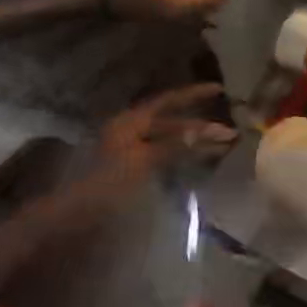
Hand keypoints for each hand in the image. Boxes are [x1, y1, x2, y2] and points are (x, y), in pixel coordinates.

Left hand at [80, 83, 236, 202]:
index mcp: (130, 122)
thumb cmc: (107, 184)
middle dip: (201, 125)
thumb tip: (204, 128)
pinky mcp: (135, 170)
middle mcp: (131, 131)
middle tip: (230, 130)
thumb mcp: (143, 160)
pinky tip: (203, 159)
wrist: (76, 217)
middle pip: (172, 122)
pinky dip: (186, 154)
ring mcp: (132, 151)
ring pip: (171, 140)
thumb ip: (174, 143)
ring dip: (197, 141)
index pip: (167, 101)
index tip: (219, 89)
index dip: (193, 94)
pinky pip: (167, 155)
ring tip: (224, 145)